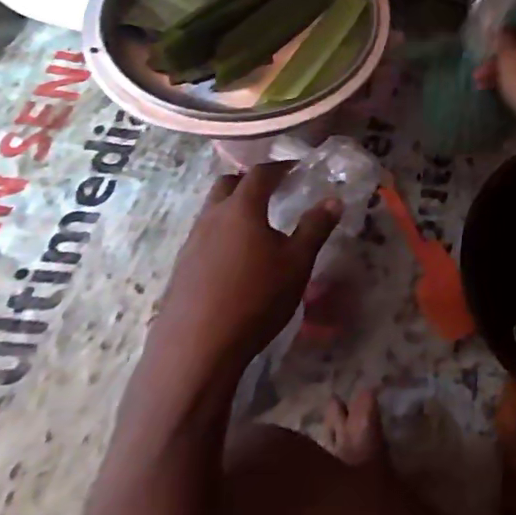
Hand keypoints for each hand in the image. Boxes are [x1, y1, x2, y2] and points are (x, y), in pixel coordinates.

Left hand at [157, 163, 340, 366]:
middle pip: (227, 184)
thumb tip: (333, 200)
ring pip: (211, 211)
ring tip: (255, 226)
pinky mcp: (181, 268)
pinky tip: (234, 259)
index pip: (260, 174)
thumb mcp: (297, 263)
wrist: (198, 346)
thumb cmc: (256, 297)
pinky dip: (221, 234)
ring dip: (232, 208)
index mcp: (242, 208)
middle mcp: (212, 217)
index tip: (295, 169)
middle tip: (271, 191)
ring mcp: (192, 242)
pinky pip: (203, 237)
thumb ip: (315, 228)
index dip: (279, 168)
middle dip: (248, 182)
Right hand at [480, 6, 515, 139]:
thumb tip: (496, 28)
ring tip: (477, 78)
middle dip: (497, 42)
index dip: (504, 11)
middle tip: (477, 51)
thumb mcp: (507, 58)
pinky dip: (508, 75)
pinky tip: (488, 86)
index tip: (485, 19)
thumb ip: (499, 39)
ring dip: (499, 62)